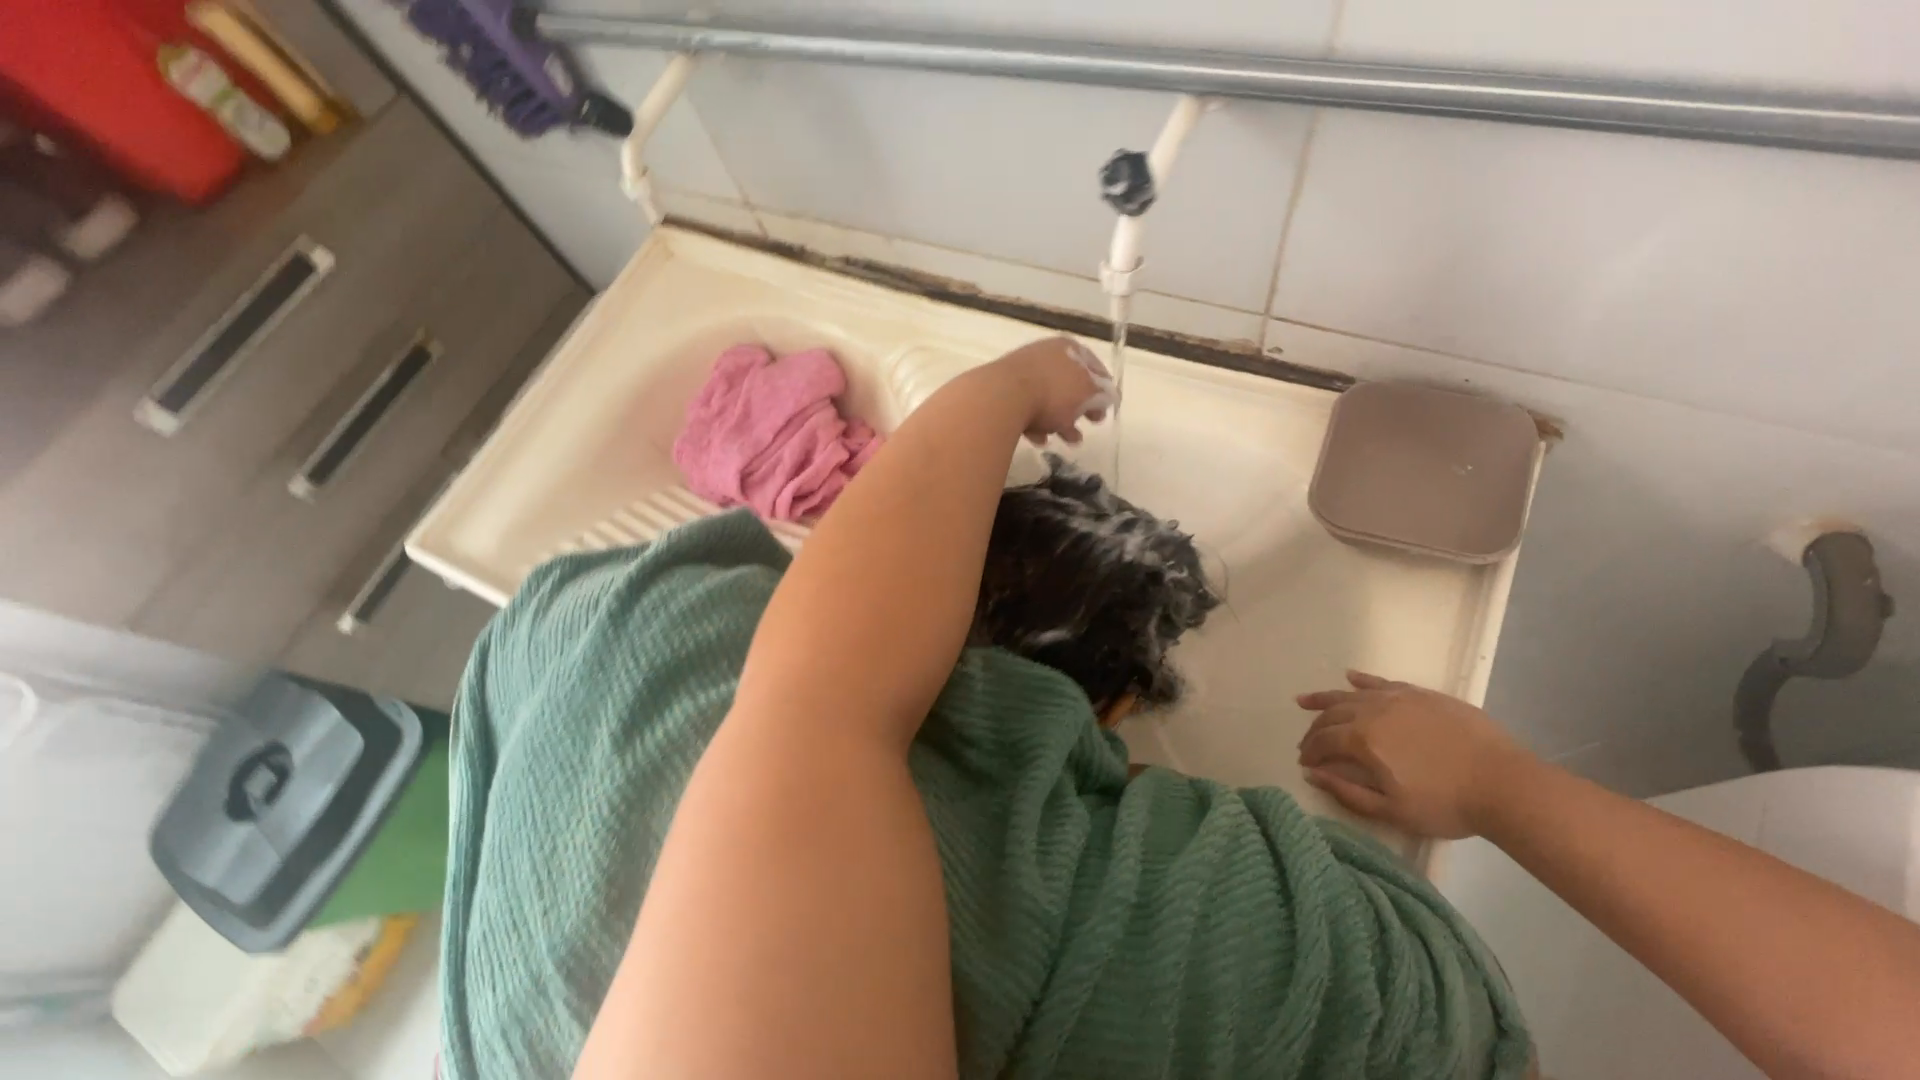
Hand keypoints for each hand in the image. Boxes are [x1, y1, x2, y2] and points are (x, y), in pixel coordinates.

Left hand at [988, 336, 1115, 444]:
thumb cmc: (1053, 392)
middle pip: (1070, 383)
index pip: (1093, 365)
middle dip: (1083, 407)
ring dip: (1062, 421)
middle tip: (1094, 422)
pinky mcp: (1003, 392)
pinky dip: (1037, 425)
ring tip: (1070, 441)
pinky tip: (1040, 440)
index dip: (1104, 386)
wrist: (1002, 397)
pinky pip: (1026, 409)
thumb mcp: (1088, 394)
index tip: (1110, 404)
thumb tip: (1110, 397)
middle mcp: (1044, 355)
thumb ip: (1103, 395)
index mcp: (1067, 348)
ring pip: (1048, 399)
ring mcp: (1021, 373)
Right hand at [1294, 671, 1533, 838]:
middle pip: (1333, 715)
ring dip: (1326, 698)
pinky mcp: (1423, 694)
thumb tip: (1312, 774)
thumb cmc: (1446, 804)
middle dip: (1314, 728)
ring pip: (1352, 694)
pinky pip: (1384, 682)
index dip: (1309, 752)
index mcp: (1363, 741)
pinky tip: (1350, 677)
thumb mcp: (1392, 811)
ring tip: (1306, 701)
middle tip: (1306, 742)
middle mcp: (1374, 711)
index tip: (1304, 763)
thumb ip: (1347, 792)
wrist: (1503, 784)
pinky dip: (1364, 680)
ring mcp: (1399, 699)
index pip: (1323, 741)